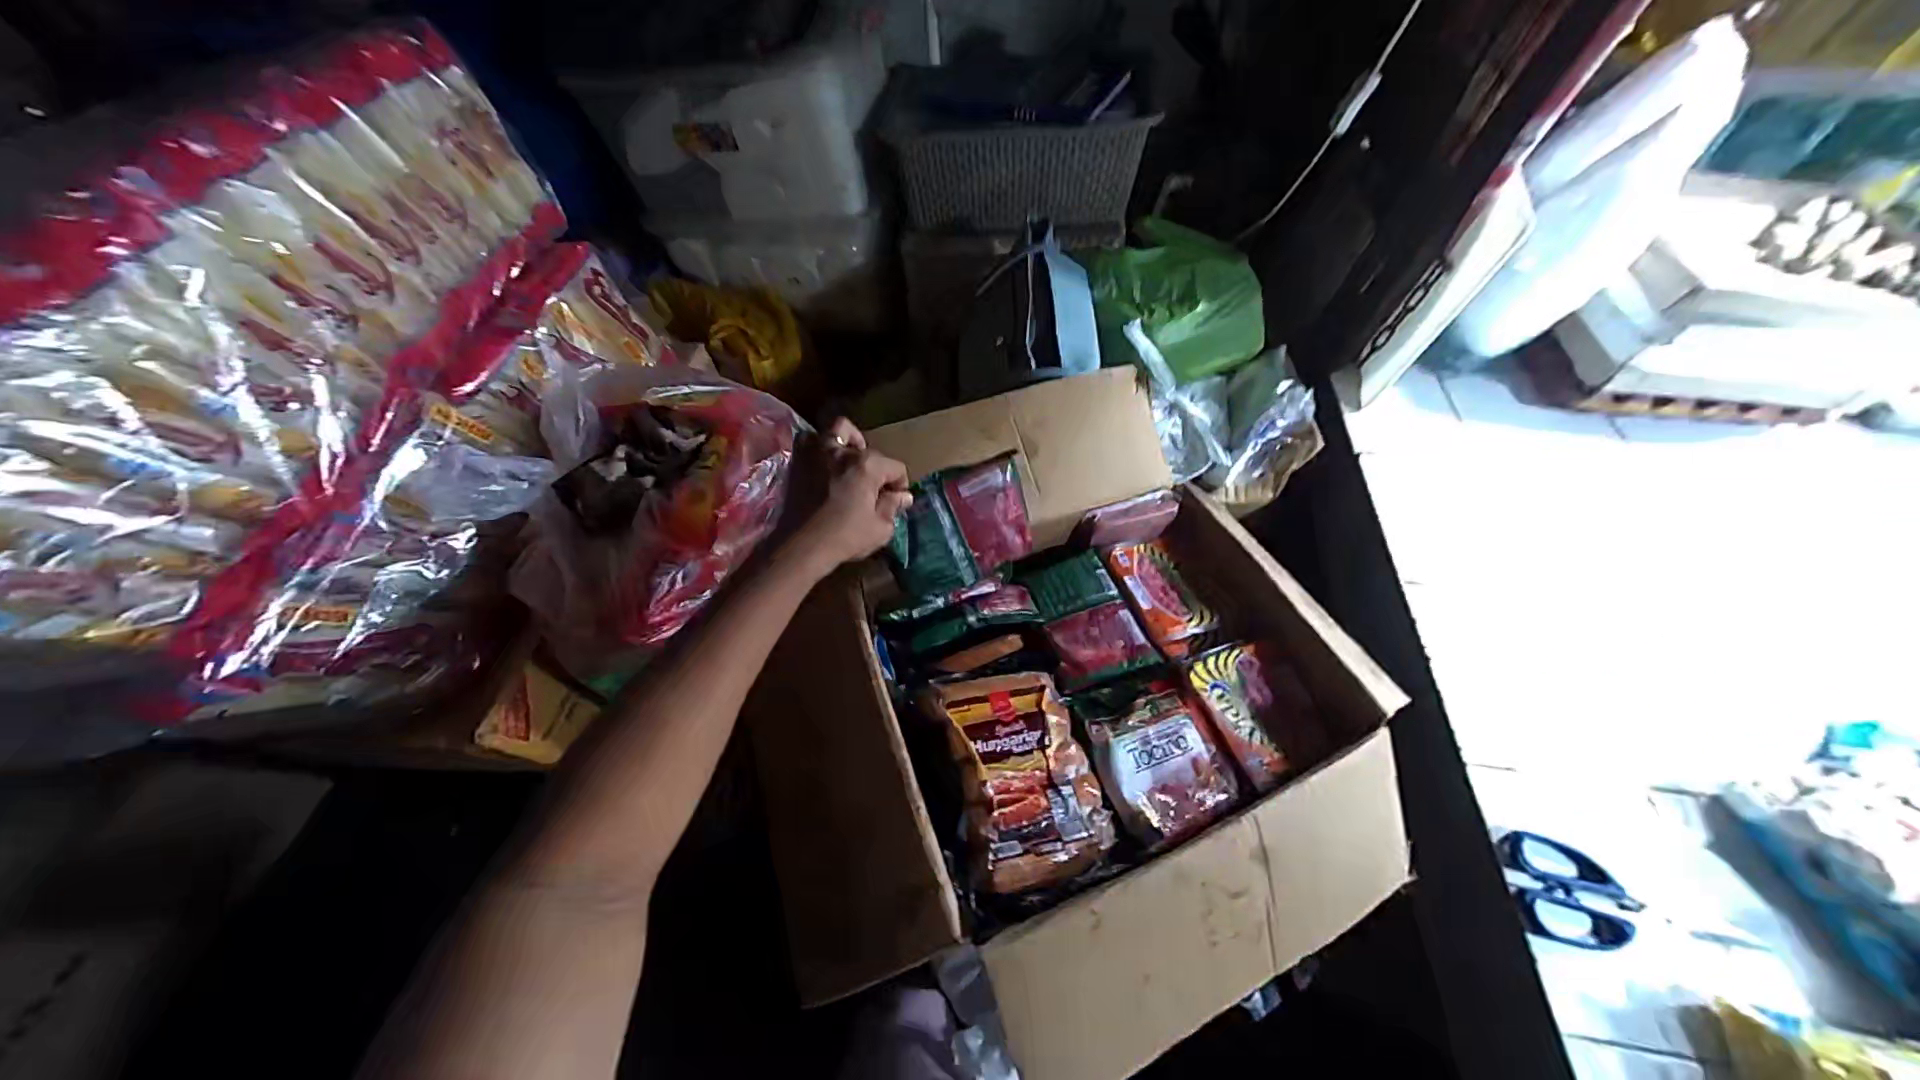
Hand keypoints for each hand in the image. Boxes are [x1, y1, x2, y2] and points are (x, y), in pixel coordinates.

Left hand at [789, 418, 911, 576]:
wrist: (801, 546)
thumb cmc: (845, 538)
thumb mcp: (880, 528)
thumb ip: (893, 507)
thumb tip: (902, 496)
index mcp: (868, 465)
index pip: (896, 467)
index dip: (900, 485)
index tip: (896, 501)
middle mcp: (844, 451)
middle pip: (870, 450)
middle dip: (878, 467)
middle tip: (874, 487)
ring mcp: (818, 452)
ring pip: (839, 430)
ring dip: (849, 442)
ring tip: (850, 461)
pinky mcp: (798, 461)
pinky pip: (811, 441)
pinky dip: (820, 447)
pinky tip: (826, 465)